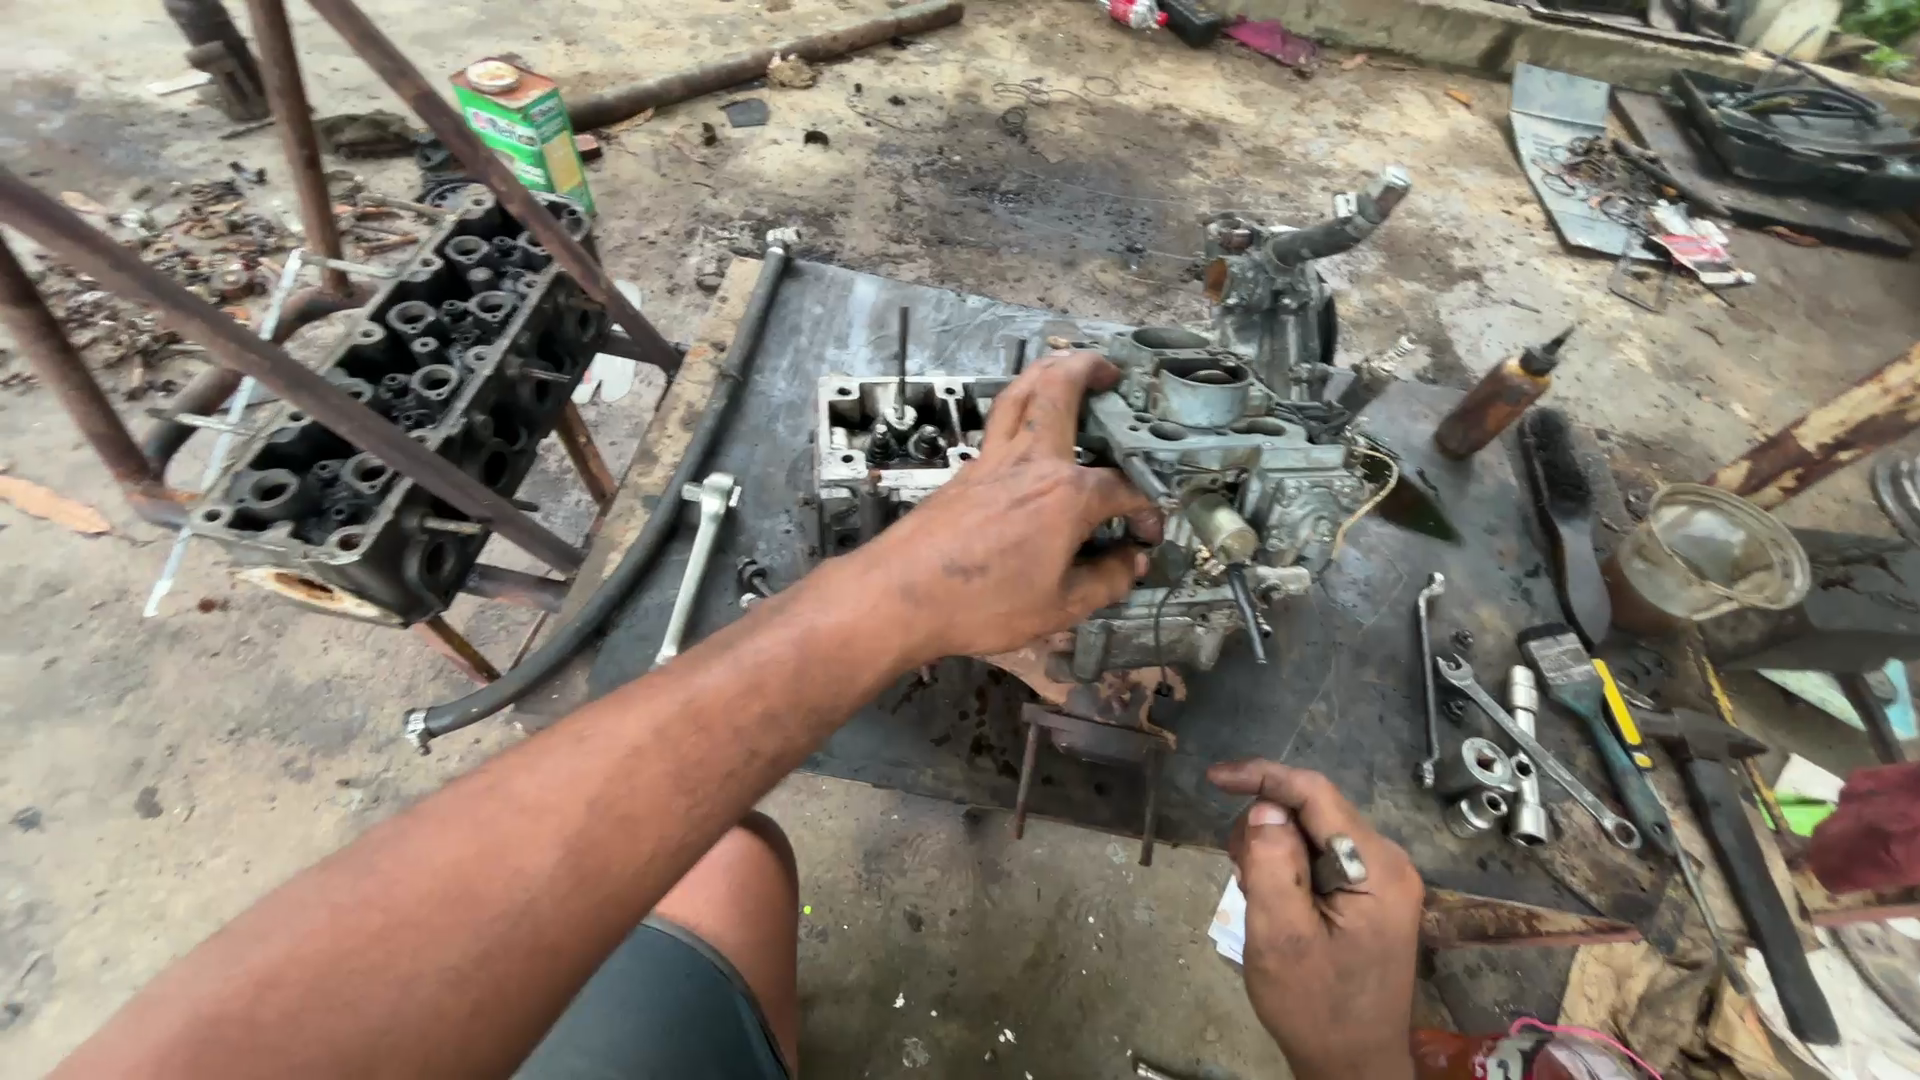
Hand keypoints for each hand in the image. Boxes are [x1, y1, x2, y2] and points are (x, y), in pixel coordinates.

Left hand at [836, 350, 1160, 663]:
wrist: (900, 595)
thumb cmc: (983, 604)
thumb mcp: (1059, 607)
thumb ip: (1105, 581)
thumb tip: (1134, 563)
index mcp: (1067, 495)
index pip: (1123, 489)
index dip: (1145, 509)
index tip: (1147, 534)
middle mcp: (1032, 462)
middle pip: (1061, 391)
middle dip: (1089, 368)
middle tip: (1111, 371)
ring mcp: (993, 460)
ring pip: (1020, 393)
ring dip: (1048, 371)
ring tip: (1067, 368)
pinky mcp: (965, 470)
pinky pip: (998, 421)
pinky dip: (1019, 405)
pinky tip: (1026, 425)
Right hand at [1209, 760, 1423, 1079]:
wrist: (1351, 1066)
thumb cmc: (1315, 1006)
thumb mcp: (1280, 935)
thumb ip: (1272, 863)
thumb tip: (1264, 808)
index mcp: (1376, 869)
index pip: (1315, 793)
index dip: (1261, 776)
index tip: (1213, 779)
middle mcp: (1387, 862)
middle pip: (1309, 808)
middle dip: (1262, 828)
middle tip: (1241, 875)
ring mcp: (1380, 877)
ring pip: (1307, 828)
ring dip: (1269, 850)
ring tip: (1258, 897)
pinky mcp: (1368, 892)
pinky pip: (1314, 852)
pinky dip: (1283, 865)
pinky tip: (1275, 902)